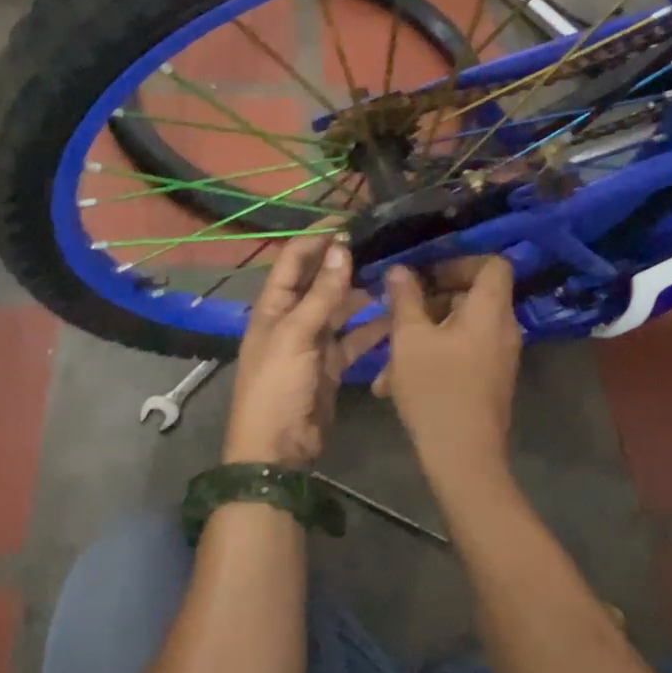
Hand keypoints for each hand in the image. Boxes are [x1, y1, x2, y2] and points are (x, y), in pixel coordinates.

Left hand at [222, 235, 387, 465]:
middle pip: (320, 283)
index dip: (318, 240)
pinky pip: (355, 340)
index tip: (352, 223)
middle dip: (347, 264)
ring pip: (341, 310)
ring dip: (364, 294)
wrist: (278, 449)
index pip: (294, 261)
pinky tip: (398, 316)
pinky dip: (373, 329)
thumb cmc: (277, 387)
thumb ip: (321, 295)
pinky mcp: (332, 366)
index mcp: (273, 307)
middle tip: (386, 246)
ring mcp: (313, 343)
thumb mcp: (296, 336)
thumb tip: (342, 250)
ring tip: (397, 275)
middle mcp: (292, 319)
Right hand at [375, 257, 520, 469]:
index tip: (424, 274)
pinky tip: (395, 384)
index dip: (459, 261)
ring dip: (422, 336)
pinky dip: (432, 358)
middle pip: (471, 297)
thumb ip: (405, 299)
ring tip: (386, 362)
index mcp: (490, 311)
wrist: (463, 457)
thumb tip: (401, 270)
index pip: (492, 264)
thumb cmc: (436, 389)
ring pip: (458, 330)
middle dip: (428, 303)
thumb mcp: (409, 339)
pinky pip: (461, 354)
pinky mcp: (488, 381)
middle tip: (395, 314)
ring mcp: (498, 358)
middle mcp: (502, 329)